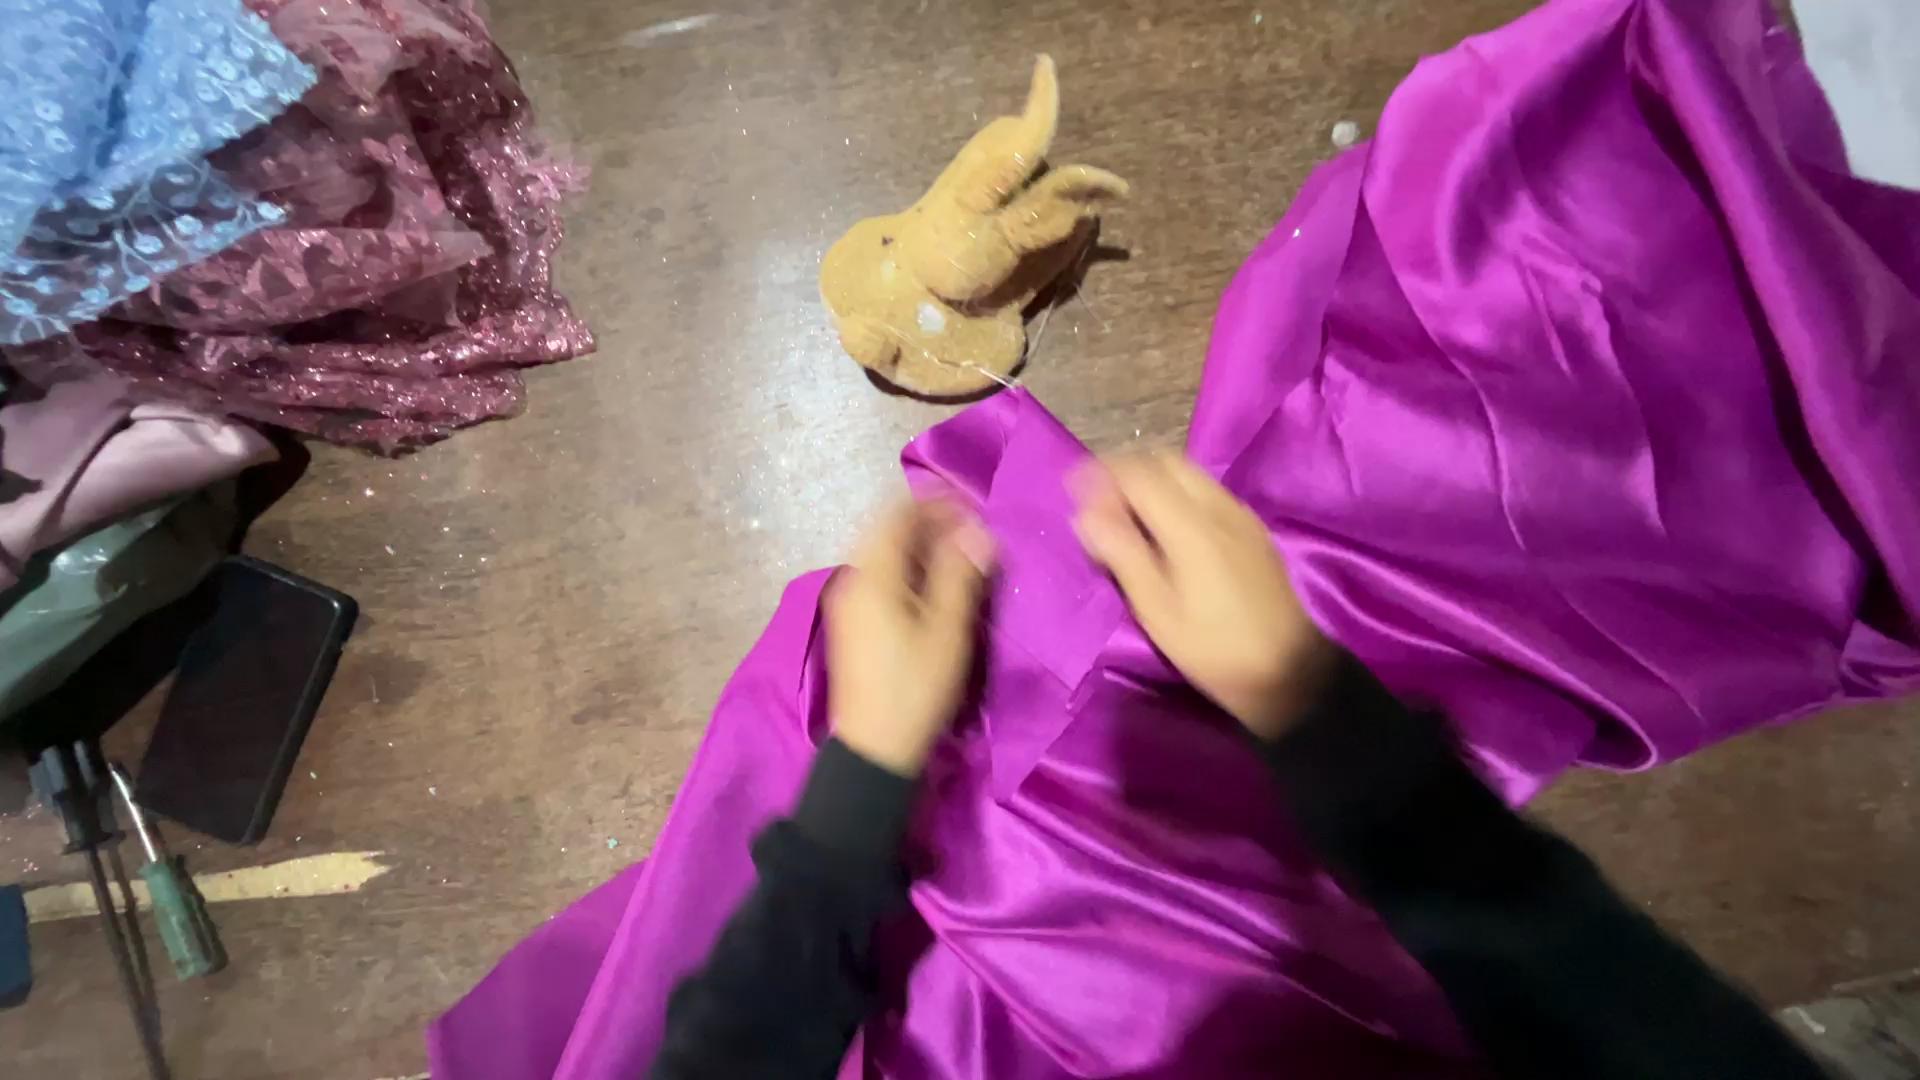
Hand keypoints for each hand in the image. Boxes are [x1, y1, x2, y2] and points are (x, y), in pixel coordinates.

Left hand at [825, 498, 995, 776]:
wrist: (874, 746)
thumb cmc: (915, 687)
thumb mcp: (947, 630)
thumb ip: (961, 574)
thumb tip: (978, 531)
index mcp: (872, 573)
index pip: (898, 513)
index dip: (936, 504)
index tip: (973, 512)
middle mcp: (852, 577)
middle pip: (887, 528)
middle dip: (929, 522)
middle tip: (970, 533)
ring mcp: (847, 598)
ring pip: (883, 551)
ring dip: (918, 545)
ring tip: (958, 556)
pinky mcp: (851, 618)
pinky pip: (878, 573)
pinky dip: (906, 566)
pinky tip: (931, 584)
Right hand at [1072, 454, 1331, 739]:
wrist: (1289, 672)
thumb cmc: (1212, 648)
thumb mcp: (1157, 609)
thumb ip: (1122, 554)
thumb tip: (1085, 513)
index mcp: (1191, 526)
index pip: (1139, 474)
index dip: (1102, 474)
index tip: (1074, 489)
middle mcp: (1218, 507)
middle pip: (1165, 462)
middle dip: (1126, 471)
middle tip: (1099, 500)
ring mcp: (1240, 515)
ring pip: (1188, 473)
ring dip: (1152, 479)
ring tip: (1126, 512)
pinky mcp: (1251, 529)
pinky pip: (1206, 490)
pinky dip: (1176, 492)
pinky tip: (1165, 525)